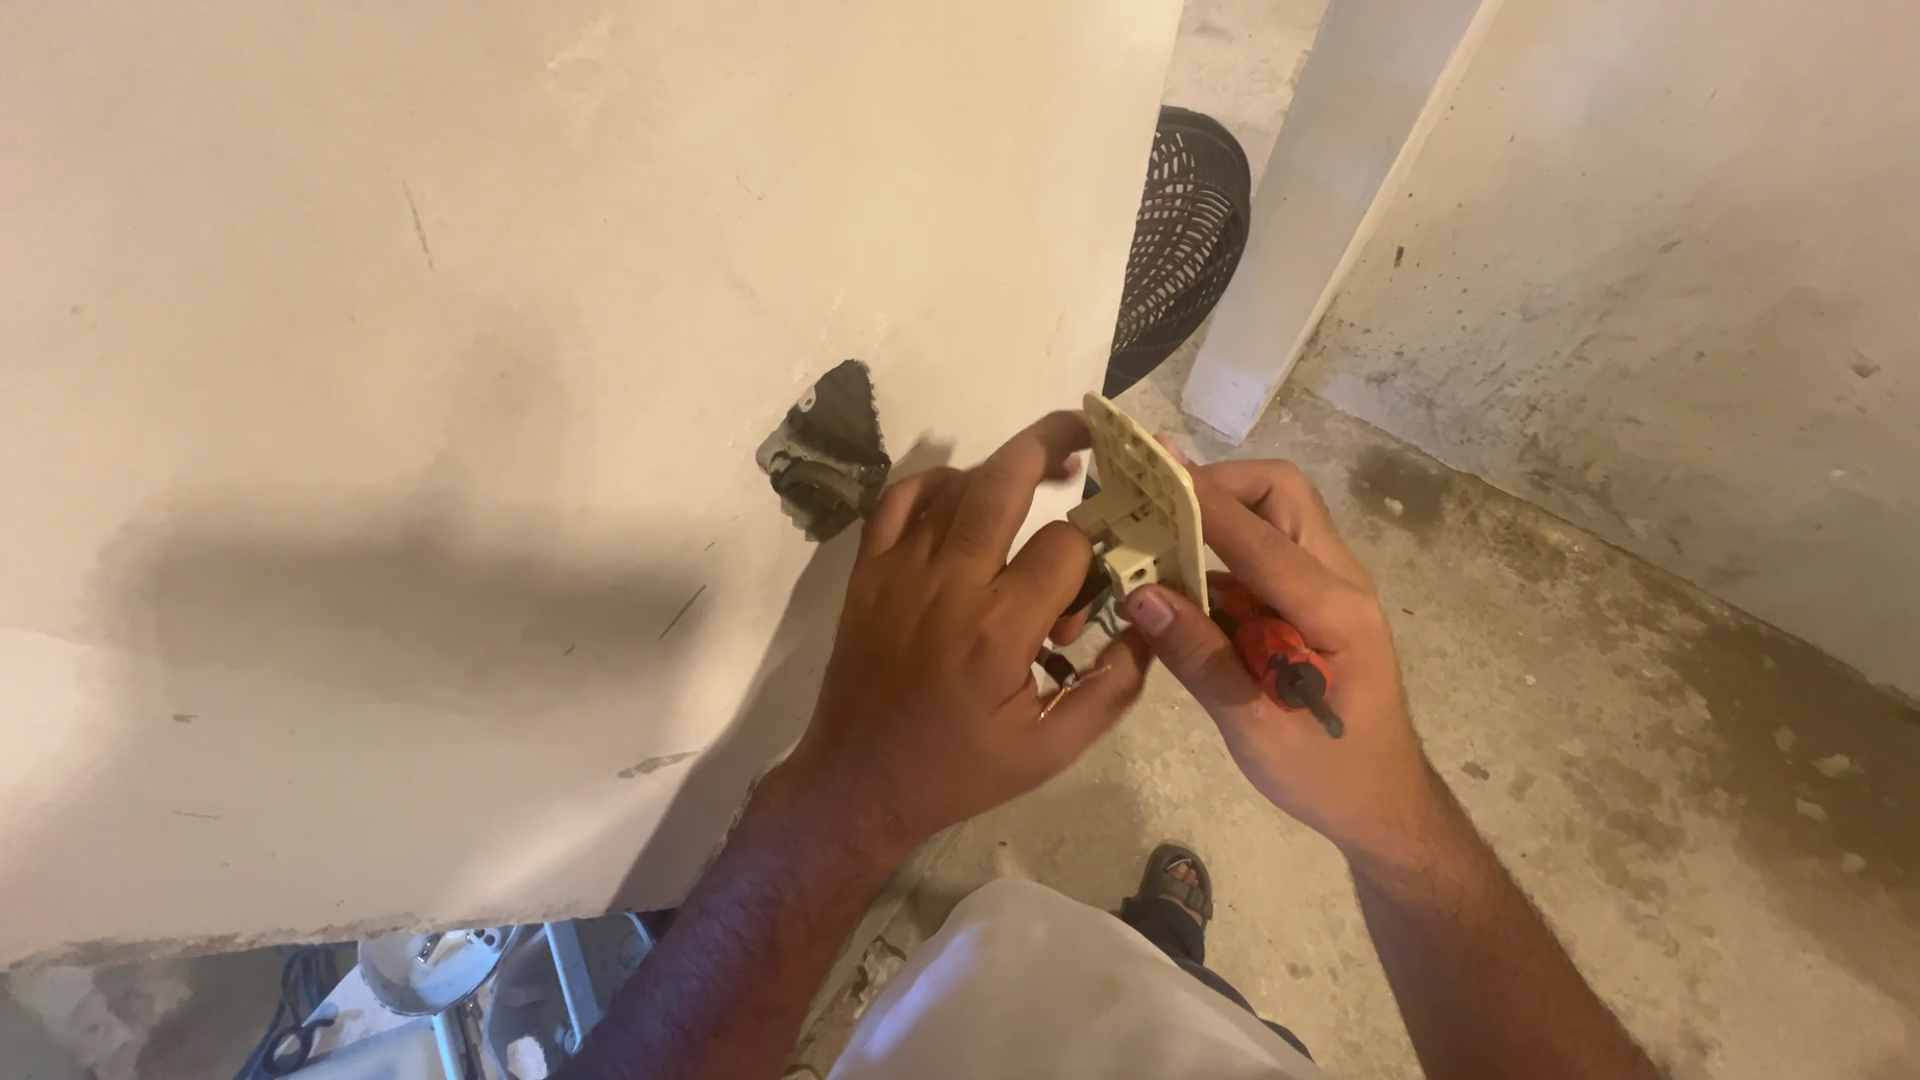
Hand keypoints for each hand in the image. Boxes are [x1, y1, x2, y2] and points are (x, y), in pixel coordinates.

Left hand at [775, 412, 1151, 858]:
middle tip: (1087, 437)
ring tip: (1035, 479)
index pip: (1065, 547)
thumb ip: (1110, 688)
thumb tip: (1149, 626)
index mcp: (999, 630)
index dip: (1092, 553)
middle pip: (1006, 479)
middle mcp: (949, 584)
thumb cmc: (958, 770)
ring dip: (1002, 470)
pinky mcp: (867, 570)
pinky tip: (962, 497)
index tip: (1089, 583)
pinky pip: (899, 498)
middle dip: (1054, 444)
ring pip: (957, 483)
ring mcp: (900, 570)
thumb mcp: (1051, 751)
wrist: (857, 781)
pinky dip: (935, 483)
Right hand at [1117, 455, 1443, 860]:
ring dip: (1217, 507)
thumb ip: (1201, 659)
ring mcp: (1328, 585)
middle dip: (1218, 483)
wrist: (1383, 803)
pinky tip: (1174, 571)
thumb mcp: (1256, 729)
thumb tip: (1140, 595)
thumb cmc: (1328, 775)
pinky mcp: (1311, 598)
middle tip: (1156, 501)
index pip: (1259, 538)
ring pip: (1276, 511)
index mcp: (1335, 611)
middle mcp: (1339, 580)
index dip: (1201, 504)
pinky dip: (1217, 547)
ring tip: (1153, 523)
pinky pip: (1263, 548)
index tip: (1146, 478)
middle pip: (1282, 493)